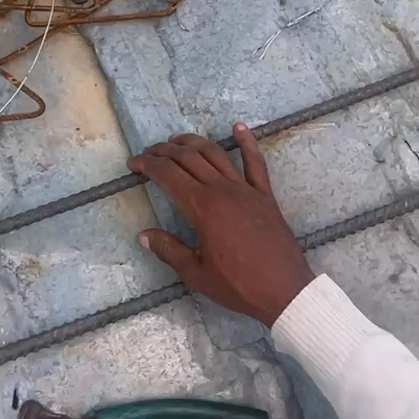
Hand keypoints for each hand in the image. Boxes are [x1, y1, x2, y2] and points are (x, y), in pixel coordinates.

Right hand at [128, 123, 314, 325]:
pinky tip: (239, 127)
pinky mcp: (265, 194)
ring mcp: (246, 188)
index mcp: (202, 207)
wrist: (285, 291)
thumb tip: (143, 235)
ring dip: (193, 142)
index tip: (133, 164)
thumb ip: (168, 250)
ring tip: (177, 140)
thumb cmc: (238, 285)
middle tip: (148, 153)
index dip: (147, 165)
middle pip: (188, 158)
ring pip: (215, 154)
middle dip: (164, 151)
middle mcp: (222, 189)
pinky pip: (255, 162)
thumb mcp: (196, 274)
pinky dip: (247, 142)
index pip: (168, 175)